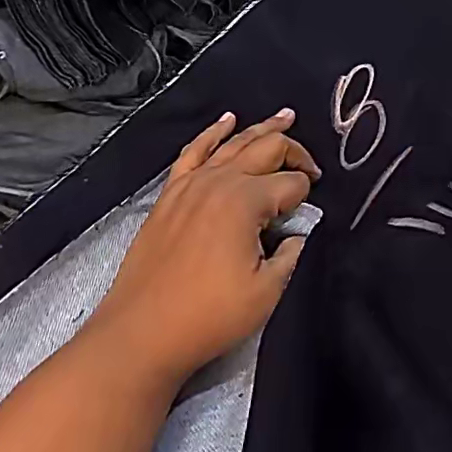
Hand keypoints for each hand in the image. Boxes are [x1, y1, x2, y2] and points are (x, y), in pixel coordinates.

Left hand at [94, 109, 319, 385]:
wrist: (140, 335)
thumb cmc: (207, 316)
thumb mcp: (266, 293)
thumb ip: (290, 254)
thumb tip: (295, 233)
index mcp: (246, 200)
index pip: (292, 184)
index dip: (306, 196)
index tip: (305, 216)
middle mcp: (220, 181)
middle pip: (268, 149)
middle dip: (295, 152)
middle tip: (312, 165)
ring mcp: (192, 184)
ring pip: (234, 142)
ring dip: (262, 128)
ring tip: (285, 116)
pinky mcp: (170, 194)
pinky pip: (194, 151)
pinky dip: (213, 132)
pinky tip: (226, 121)